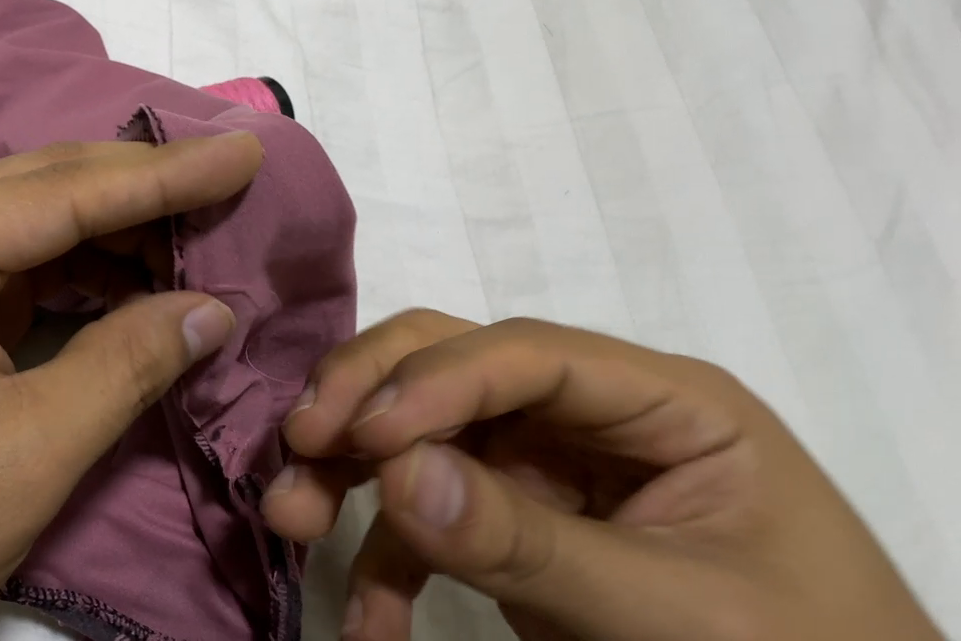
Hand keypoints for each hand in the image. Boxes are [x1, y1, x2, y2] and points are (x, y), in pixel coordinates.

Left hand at [0, 133, 263, 640]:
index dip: (159, 175)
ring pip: (32, 224)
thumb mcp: (26, 451)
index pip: (55, 195)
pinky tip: (141, 274)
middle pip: (40, 192)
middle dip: (140, 189)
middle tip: (232, 180)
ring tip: (202, 230)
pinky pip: (16, 267)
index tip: (241, 152)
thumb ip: (125, 363)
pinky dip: (83, 270)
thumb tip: (213, 307)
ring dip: (116, 229)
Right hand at [266, 311, 942, 640]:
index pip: (524, 355)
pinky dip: (384, 564)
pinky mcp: (506, 522)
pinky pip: (424, 521)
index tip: (359, 436)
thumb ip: (532, 542)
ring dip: (347, 473)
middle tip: (300, 443)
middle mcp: (584, 413)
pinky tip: (365, 624)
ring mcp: (538, 466)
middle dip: (365, 402)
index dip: (433, 380)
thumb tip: (394, 470)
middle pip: (445, 364)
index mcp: (660, 402)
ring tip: (289, 517)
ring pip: (413, 432)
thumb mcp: (680, 618)